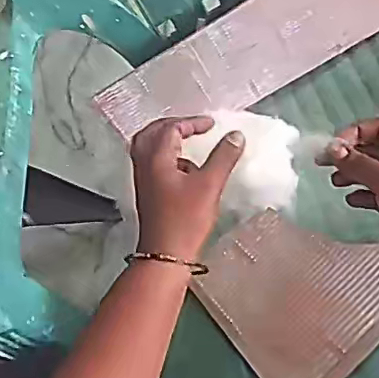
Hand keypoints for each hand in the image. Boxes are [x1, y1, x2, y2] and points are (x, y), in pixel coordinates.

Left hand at [131, 116, 243, 261]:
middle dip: (174, 125)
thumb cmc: (185, 220)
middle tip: (194, 127)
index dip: (192, 122)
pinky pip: (152, 163)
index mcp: (155, 158)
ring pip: (149, 148)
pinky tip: (187, 170)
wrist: (165, 255)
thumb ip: (223, 157)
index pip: (170, 128)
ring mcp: (143, 179)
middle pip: (152, 132)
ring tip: (189, 143)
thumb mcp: (210, 185)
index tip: (212, 125)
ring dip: (167, 140)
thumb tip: (235, 135)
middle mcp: (144, 164)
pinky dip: (168, 157)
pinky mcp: (147, 192)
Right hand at [320, 118, 378, 277]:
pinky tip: (351, 199)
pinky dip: (363, 194)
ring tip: (335, 181)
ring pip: (375, 173)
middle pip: (377, 150)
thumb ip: (358, 163)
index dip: (356, 133)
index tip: (334, 146)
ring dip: (353, 174)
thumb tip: (333, 149)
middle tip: (324, 163)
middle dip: (350, 154)